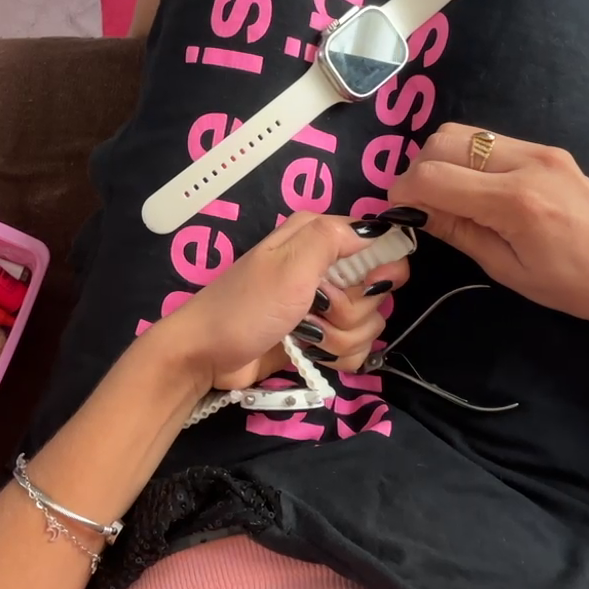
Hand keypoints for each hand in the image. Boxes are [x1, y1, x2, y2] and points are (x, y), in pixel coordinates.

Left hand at [151, 213, 409, 390]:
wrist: (207, 355)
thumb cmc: (246, 306)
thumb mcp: (289, 263)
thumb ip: (334, 239)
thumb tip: (380, 230)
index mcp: (318, 236)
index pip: (381, 244)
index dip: (381, 269)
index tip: (363, 286)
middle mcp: (325, 265)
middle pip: (377, 291)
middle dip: (352, 311)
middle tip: (315, 310)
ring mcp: (324, 304)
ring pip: (369, 324)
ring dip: (339, 338)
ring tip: (303, 335)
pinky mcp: (321, 338)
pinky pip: (355, 349)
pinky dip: (335, 357)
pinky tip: (309, 353)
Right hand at [387, 124, 588, 340]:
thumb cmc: (575, 286)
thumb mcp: (507, 269)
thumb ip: (458, 232)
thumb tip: (416, 211)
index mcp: (514, 202)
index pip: (433, 176)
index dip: (403, 192)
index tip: (399, 211)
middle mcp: (525, 164)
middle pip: (443, 141)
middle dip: (418, 169)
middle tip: (421, 203)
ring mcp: (540, 151)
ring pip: (463, 133)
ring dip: (441, 159)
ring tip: (446, 195)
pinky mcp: (549, 151)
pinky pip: (489, 141)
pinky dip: (467, 158)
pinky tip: (475, 189)